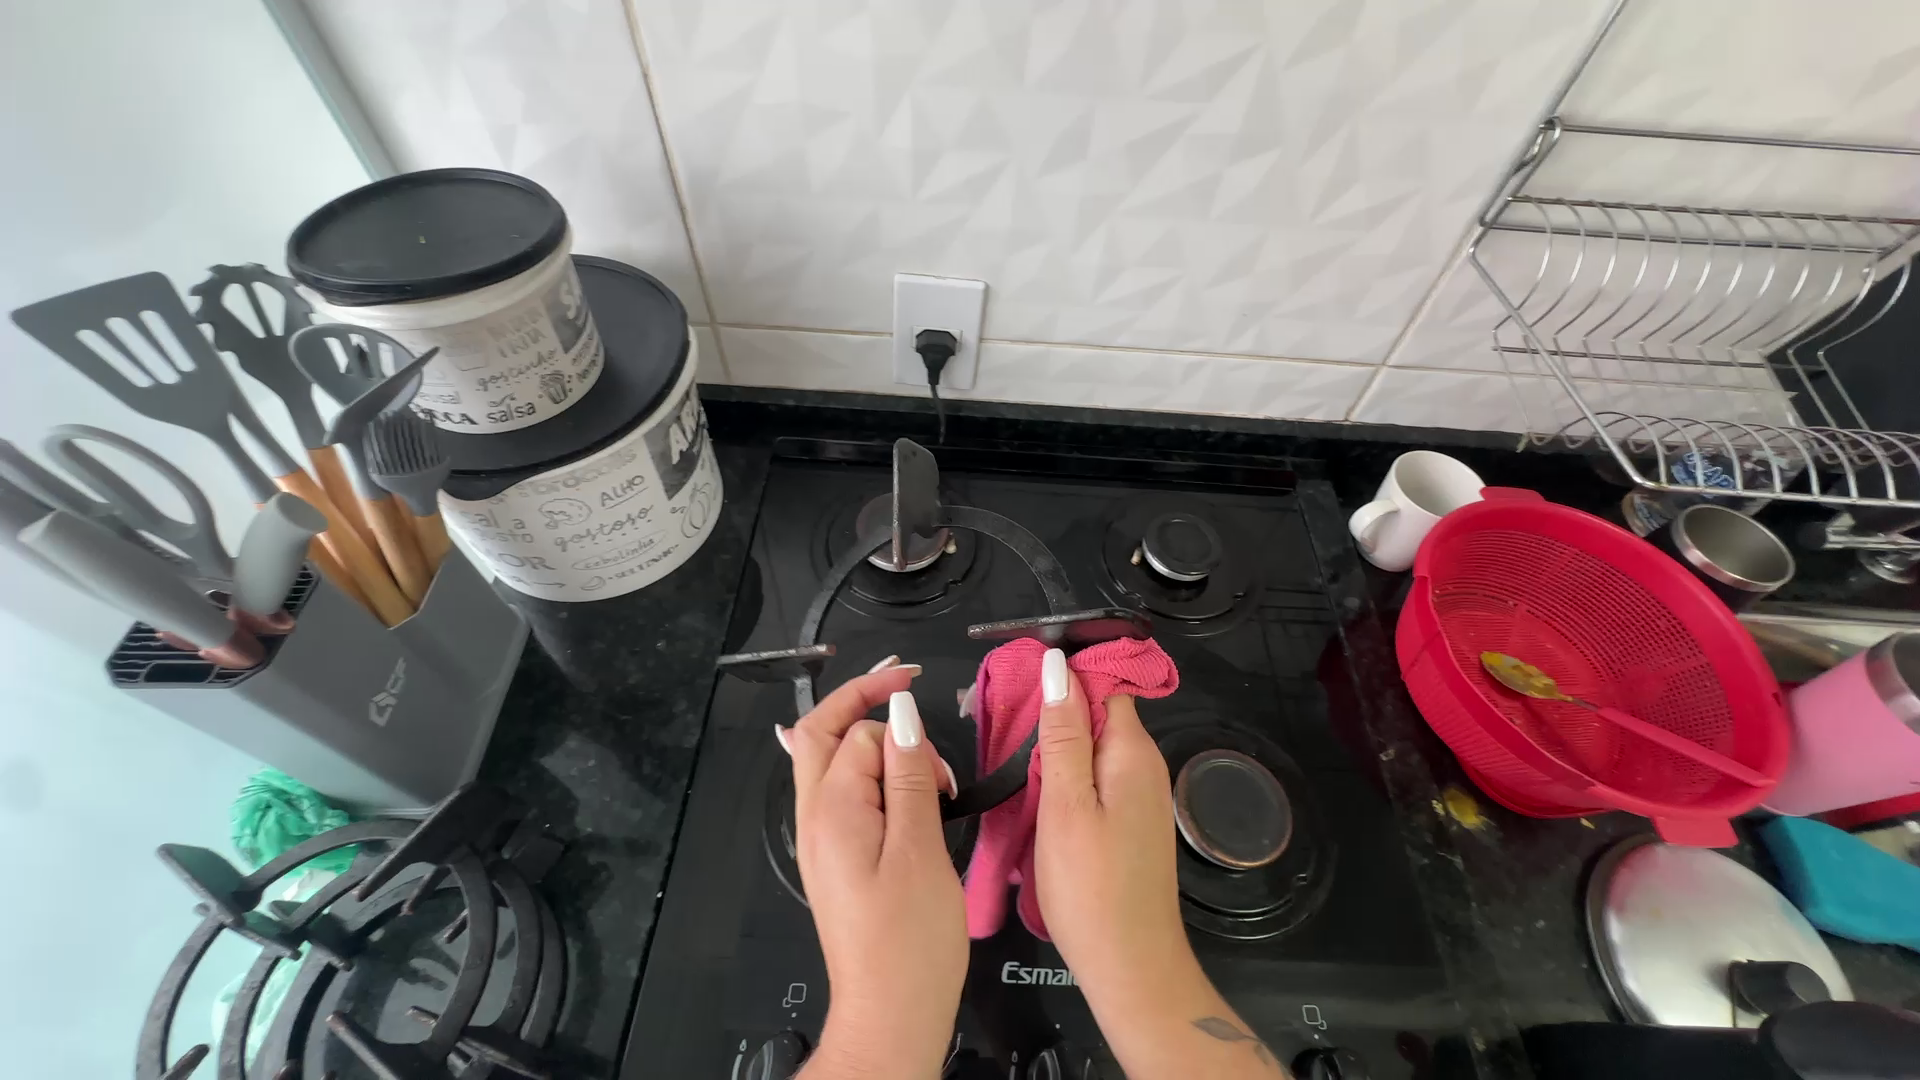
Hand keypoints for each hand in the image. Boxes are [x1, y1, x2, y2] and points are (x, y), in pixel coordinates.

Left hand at [781, 657, 966, 1078]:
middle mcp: (814, 816)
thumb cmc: (911, 939)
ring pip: (825, 757)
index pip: (858, 734)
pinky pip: (836, 788)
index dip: (902, 733)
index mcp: (832, 810)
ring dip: (863, 731)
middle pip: (819, 731)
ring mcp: (819, 837)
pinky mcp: (833, 855)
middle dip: (858, 695)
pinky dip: (861, 764)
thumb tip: (902, 714)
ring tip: (912, 740)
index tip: (943, 760)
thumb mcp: (920, 849)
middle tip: (903, 675)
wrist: (889, 1015)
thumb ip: (909, 775)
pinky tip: (883, 765)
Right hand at [1031, 648, 1193, 1007]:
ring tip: (1006, 747)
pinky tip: (1034, 784)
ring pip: (1093, 745)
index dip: (1064, 677)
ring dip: (1055, 742)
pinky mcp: (1128, 818)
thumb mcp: (1066, 804)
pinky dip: (1066, 771)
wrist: (1130, 967)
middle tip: (996, 714)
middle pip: (1098, 712)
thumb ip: (1062, 732)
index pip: (1104, 684)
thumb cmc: (1091, 886)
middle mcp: (1144, 765)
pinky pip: (1095, 774)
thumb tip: (1058, 664)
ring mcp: (1138, 794)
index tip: (1017, 679)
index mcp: (1133, 752)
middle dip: (1053, 709)